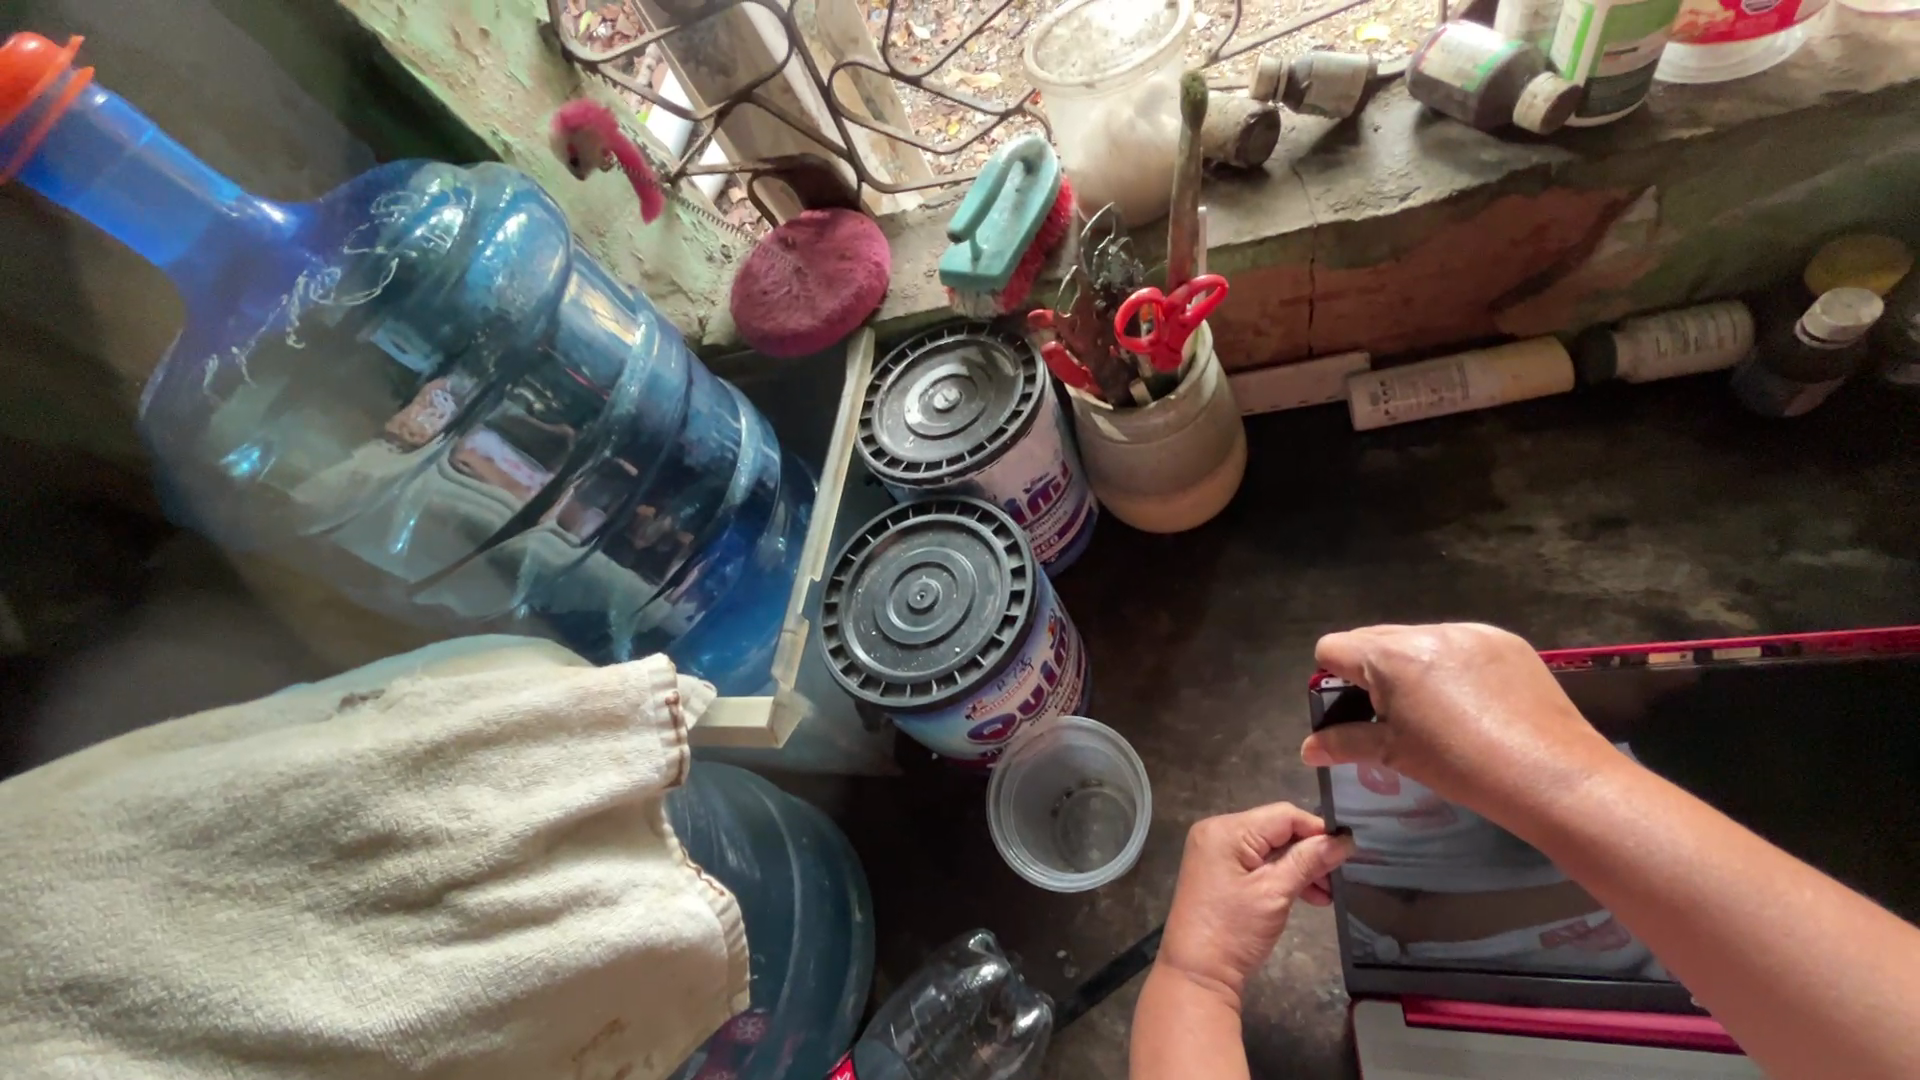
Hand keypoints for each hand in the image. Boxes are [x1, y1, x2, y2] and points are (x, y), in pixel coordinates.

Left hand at [1157, 803, 1353, 1009]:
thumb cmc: (1234, 930)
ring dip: (1299, 866)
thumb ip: (1308, 862)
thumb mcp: (1275, 893)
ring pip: (1269, 847)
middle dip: (1309, 851)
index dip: (1317, 829)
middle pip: (1275, 829)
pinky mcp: (1219, 869)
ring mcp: (1216, 850)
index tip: (1348, 851)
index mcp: (1226, 829)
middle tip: (1337, 879)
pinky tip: (1307, 895)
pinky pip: (1256, 861)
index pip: (1282, 815)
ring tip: (1326, 894)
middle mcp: (1217, 831)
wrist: (1198, 972)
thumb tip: (1343, 841)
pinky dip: (1281, 875)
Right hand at [1301, 623, 1617, 820]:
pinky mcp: (1504, 641)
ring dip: (1410, 665)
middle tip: (1392, 712)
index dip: (1332, 677)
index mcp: (1389, 656)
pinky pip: (1457, 644)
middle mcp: (1425, 632)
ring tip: (1435, 708)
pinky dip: (1450, 665)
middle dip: (1370, 669)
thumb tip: (1306, 749)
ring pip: (1415, 639)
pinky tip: (1473, 702)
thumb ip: (1344, 743)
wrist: (1556, 778)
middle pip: (1371, 638)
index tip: (1354, 708)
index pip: (1333, 647)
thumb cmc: (1462, 767)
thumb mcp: (1395, 754)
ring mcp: (1469, 632)